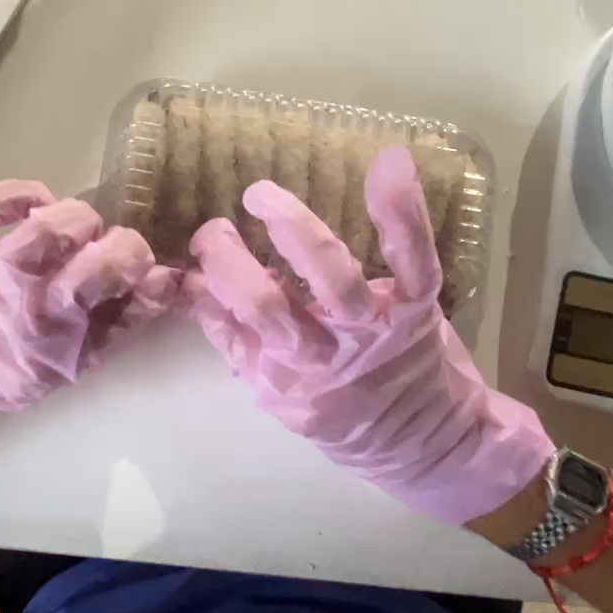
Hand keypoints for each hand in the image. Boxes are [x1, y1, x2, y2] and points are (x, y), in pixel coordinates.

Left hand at [0, 180, 179, 497]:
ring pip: (49, 219)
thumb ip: (120, 324)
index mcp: (57, 328)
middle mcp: (25, 294)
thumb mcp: (69, 366)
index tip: (134, 264)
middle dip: (112, 241)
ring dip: (75, 218)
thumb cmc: (0, 373)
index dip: (137, 259)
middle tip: (101, 251)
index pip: (118, 272)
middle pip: (90, 243)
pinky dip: (24, 192)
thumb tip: (165, 278)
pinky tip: (34, 205)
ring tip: (70, 230)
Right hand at [185, 145, 554, 526]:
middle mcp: (323, 357)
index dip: (212, 279)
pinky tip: (387, 164)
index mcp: (282, 374)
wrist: (424, 447)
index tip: (202, 244)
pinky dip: (400, 212)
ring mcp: (373, 332)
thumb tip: (188, 283)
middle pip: (270, 307)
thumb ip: (233, 336)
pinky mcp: (417, 310)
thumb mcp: (274, 387)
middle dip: (234, 263)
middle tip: (218, 227)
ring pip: (335, 280)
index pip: (234, 323)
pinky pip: (413, 260)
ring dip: (295, 231)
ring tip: (262, 197)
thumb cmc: (342, 413)